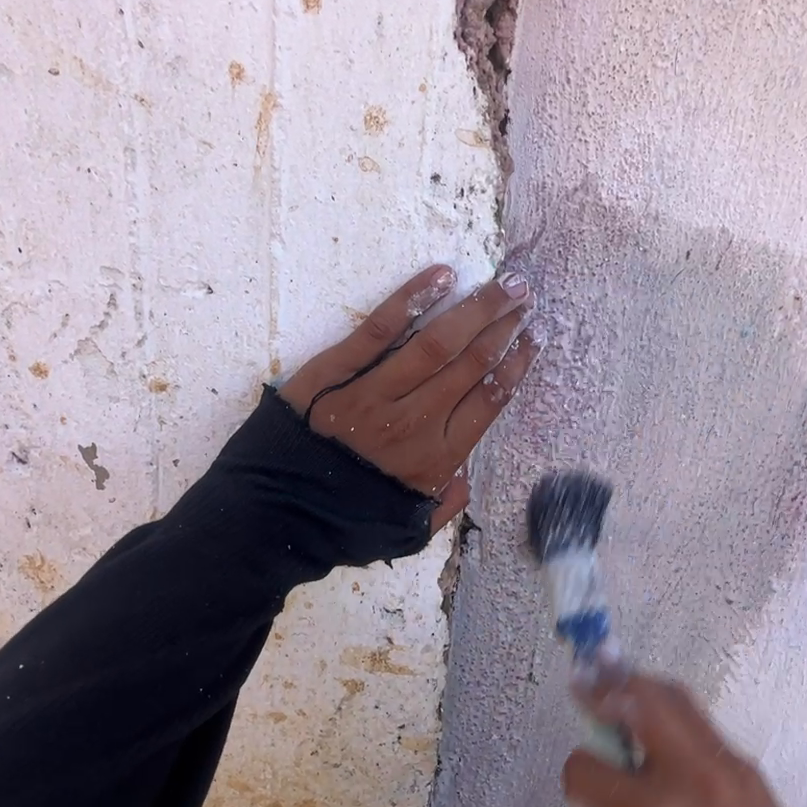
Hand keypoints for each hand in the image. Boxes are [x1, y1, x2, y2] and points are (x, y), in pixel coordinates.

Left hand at [277, 264, 538, 533]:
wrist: (272, 518)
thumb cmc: (343, 524)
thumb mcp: (406, 530)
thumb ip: (445, 504)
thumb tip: (464, 476)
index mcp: (436, 459)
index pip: (489, 400)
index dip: (517, 364)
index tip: (534, 338)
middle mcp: (415, 421)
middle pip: (471, 364)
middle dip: (504, 326)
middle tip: (524, 296)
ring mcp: (374, 392)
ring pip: (436, 342)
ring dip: (475, 308)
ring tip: (503, 283)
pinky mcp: (335, 370)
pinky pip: (380, 328)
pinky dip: (413, 298)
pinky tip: (442, 276)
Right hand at [562, 673, 806, 806]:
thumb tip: (608, 774)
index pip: (588, 768)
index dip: (575, 776)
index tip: (583, 786)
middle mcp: (691, 775)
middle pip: (638, 698)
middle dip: (605, 687)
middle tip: (587, 683)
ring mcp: (726, 762)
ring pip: (674, 696)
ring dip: (641, 690)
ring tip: (622, 692)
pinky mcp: (747, 763)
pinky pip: (702, 724)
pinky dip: (674, 719)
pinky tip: (663, 734)